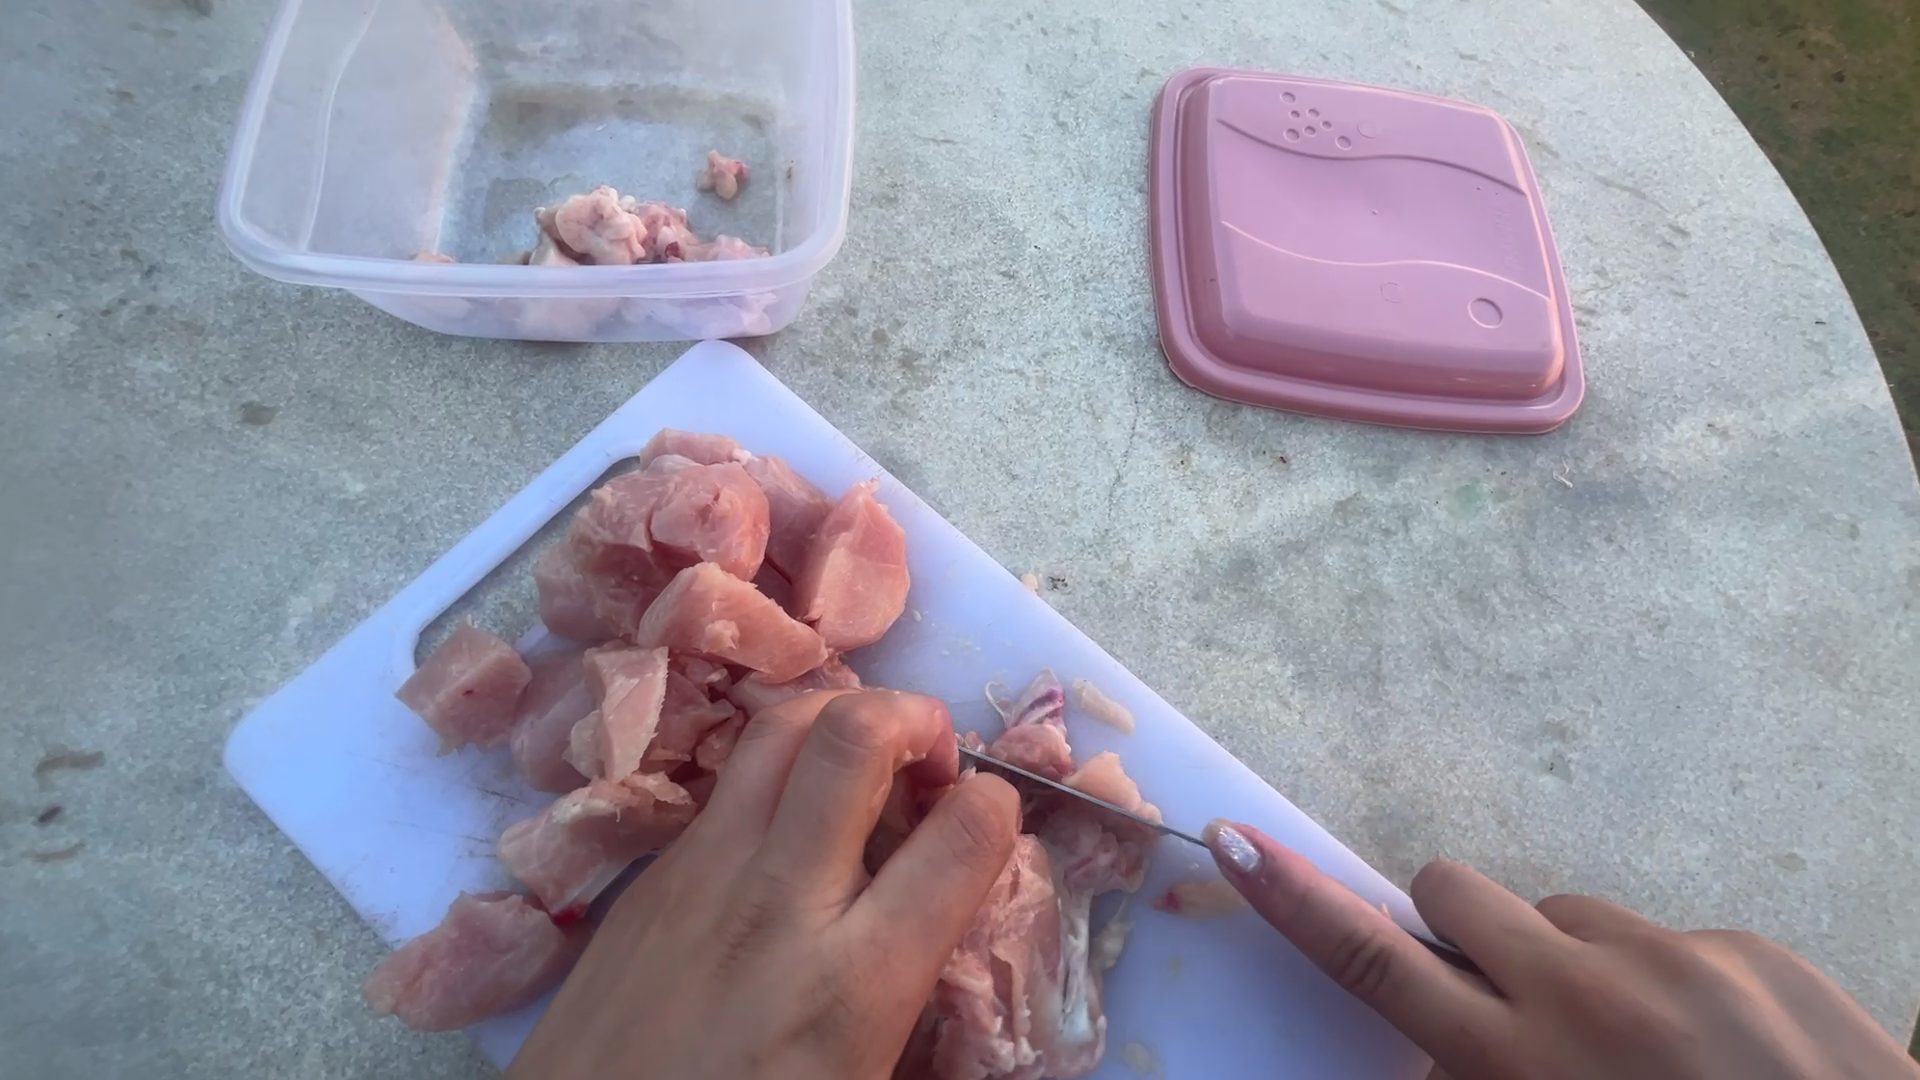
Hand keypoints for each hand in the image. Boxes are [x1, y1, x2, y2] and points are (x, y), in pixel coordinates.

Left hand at [510, 690, 1021, 1079]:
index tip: (990, 807)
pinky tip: (797, 800)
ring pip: (783, 724)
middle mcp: (778, 902)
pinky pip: (734, 771)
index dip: (997, 803)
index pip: (961, 840)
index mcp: (853, 986)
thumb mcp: (861, 1075)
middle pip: (854, 735)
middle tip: (928, 758)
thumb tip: (946, 883)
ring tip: (869, 753)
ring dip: (846, 713)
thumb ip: (914, 973)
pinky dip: (788, 755)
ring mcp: (703, 870)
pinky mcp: (656, 864)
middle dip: (914, 717)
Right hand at [1203, 821, 1918, 1079]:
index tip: (1236, 839)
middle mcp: (1592, 998)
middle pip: (1450, 891)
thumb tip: (1425, 1053)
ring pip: (1562, 914)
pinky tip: (1744, 1060)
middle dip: (1460, 932)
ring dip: (1576, 966)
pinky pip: (1665, 934)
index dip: (1294, 897)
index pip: (1372, 959)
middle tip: (1520, 1008)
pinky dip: (1673, 981)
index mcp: (1530, 1071)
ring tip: (1661, 1056)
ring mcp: (1686, 963)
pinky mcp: (1766, 952)